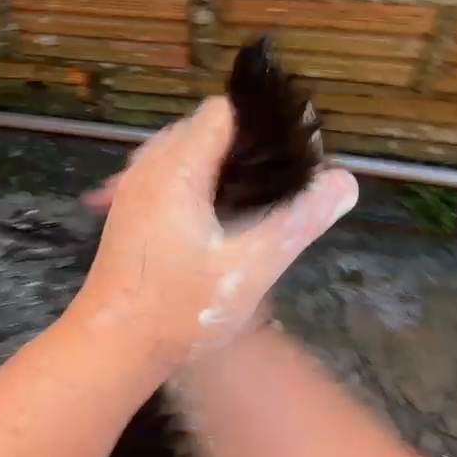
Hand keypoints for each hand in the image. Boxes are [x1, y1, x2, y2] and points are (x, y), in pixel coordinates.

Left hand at [67, 97, 357, 366]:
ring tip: (257, 197)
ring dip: (216, 164)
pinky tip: (216, 214)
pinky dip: (193, 181)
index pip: (221, 112)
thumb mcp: (249, 269)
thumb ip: (297, 221)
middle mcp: (147, 168)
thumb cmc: (177, 308)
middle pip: (201, 128)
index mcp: (175, 169)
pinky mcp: (126, 211)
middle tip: (286, 180)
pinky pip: (164, 175)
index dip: (261, 123)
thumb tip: (344, 182)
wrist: (112, 344)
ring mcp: (131, 189)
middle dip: (243, 144)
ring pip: (180, 152)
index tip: (297, 151)